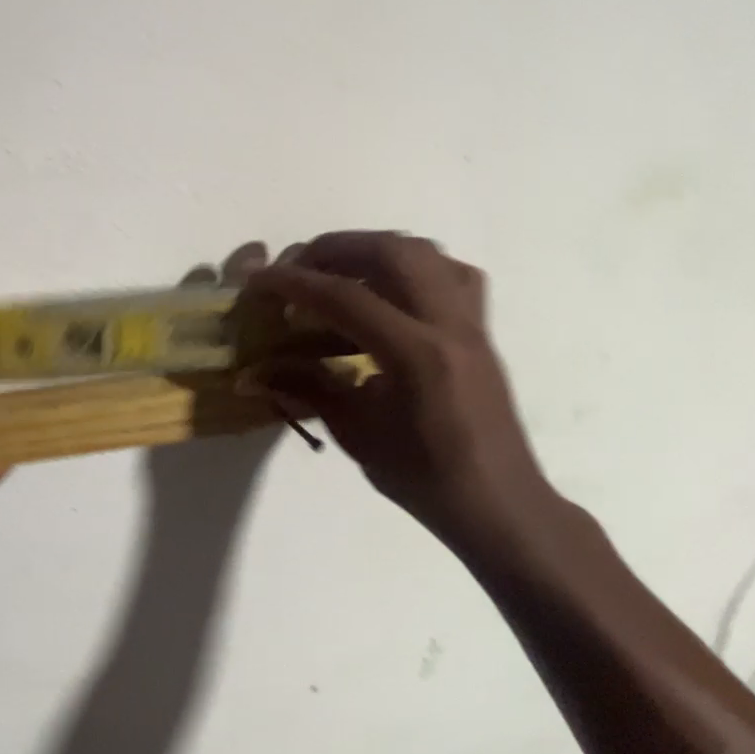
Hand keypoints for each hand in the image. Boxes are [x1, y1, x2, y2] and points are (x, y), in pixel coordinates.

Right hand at [241, 231, 548, 532]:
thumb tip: (255, 370)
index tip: (257, 281)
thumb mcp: (355, 433)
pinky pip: (448, 274)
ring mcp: (470, 324)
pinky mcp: (479, 330)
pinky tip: (384, 294)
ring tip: (334, 274)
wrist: (498, 504)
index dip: (294, 283)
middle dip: (334, 249)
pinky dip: (410, 268)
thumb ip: (308, 387)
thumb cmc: (423, 477)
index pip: (346, 297)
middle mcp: (449, 325)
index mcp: (417, 355)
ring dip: (371, 250)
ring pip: (423, 253)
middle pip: (391, 252)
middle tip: (297, 268)